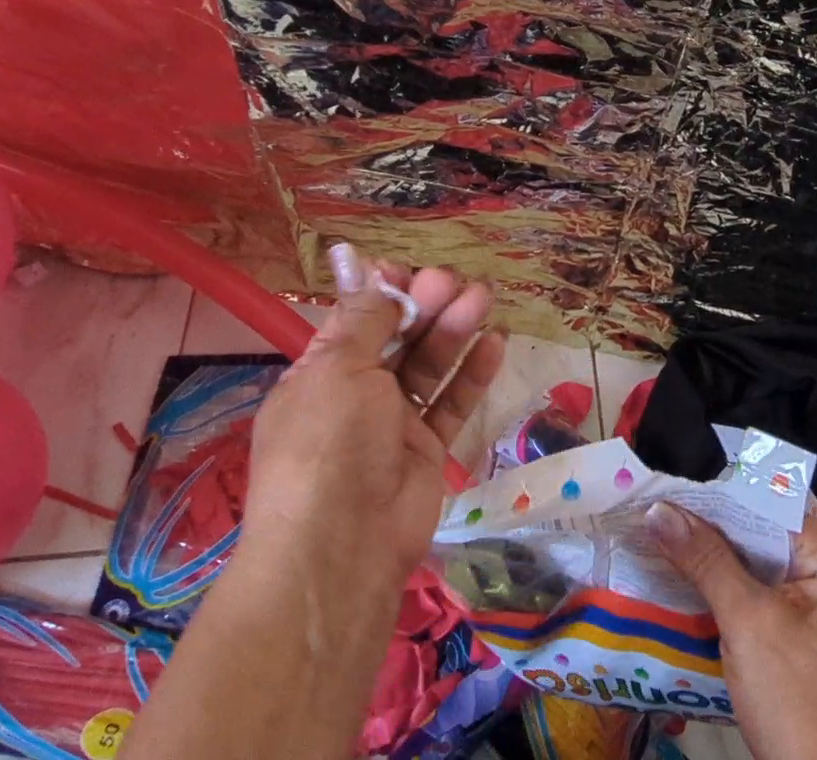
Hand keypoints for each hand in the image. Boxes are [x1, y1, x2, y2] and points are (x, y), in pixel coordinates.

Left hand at [239, 244, 506, 589]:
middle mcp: (355, 394)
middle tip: (456, 281)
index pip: (356, 321)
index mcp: (320, 372)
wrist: (343, 544)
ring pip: (429, 367)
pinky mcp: (427, 449)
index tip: (413, 271)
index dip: (385, 294)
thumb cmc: (329, 444)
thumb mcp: (338, 369)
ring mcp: (393, 424)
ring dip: (455, 331)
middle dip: (426, 307)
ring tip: (484, 298)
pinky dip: (472, 374)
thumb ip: (367, 321)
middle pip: (397, 339)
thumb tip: (373, 272)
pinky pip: (452, 404)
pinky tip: (496, 343)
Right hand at [648, 504, 816, 759]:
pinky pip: (769, 594)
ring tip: (664, 541)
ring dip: (719, 561)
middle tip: (658, 517)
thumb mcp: (747, 623)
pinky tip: (692, 582)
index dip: (720, 504)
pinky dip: (733, 589)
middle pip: (770, 536)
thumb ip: (706, 560)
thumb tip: (659, 510)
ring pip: (765, 566)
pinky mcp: (813, 634)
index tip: (668, 496)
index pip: (774, 511)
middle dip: (715, 532)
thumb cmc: (794, 701)